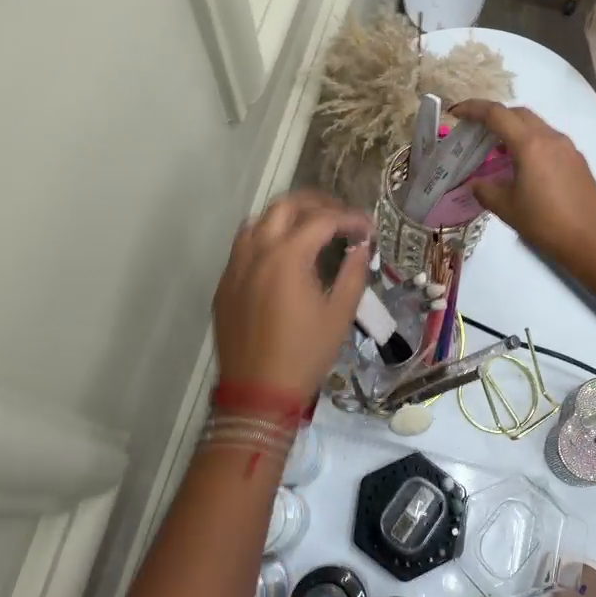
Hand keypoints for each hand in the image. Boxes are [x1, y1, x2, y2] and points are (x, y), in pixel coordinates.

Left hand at [213, 192, 373, 398]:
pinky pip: (243, 246)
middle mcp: (257, 251)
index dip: (350, 219)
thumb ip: (353, 273)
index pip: (323, 220)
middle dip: (317, 204)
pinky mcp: (226, 284)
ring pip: (258, 220)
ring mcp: (236, 266)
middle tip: (341, 217)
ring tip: (311, 229)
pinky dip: (266, 238)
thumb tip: (360, 247)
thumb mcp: (340, 314)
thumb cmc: (305, 354)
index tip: (369, 229)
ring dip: (287, 217)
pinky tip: (283, 257)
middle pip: (285, 206)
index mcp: (287, 257)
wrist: (258, 392)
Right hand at [452, 100, 595, 261]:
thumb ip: (485, 191)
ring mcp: (568, 147)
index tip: (456, 113)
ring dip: (514, 130)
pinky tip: (524, 166)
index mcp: (530, 145)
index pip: (497, 114)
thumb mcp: (507, 208)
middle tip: (477, 131)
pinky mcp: (577, 160)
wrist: (592, 241)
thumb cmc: (546, 223)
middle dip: (495, 116)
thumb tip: (476, 184)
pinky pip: (549, 141)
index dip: (473, 109)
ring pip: (536, 126)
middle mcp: (551, 138)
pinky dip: (531, 143)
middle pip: (519, 113)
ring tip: (498, 150)